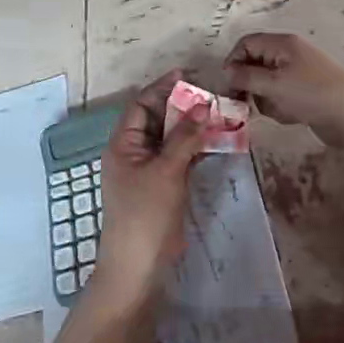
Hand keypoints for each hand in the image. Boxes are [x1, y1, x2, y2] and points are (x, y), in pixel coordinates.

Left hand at [92, 70, 206, 301]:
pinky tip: (218, 139)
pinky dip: (197, 146)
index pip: (142, 105)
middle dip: (183, 106)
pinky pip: (181, 156)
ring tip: (219, 113)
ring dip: (193, 126)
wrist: (139, 266)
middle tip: (211, 95)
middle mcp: (134, 152)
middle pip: (158, 118)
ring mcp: (150, 169)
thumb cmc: (145, 214)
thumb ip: (185, 136)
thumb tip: (203, 105)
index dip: (163, 88)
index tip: (189, 76)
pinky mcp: (165, 184)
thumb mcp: (166, 171)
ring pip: (172, 137)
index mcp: (123, 144)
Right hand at [226, 33, 343, 149]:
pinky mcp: (304, 92)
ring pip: (266, 84)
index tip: (229, 85)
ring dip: (266, 99)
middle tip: (245, 104)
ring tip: (278, 110)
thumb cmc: (310, 95)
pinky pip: (281, 96)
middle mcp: (289, 54)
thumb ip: (246, 77)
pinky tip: (291, 116)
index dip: (234, 61)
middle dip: (250, 85)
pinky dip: (280, 107)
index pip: (247, 43)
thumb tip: (227, 71)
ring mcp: (298, 73)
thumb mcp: (273, 84)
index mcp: (282, 44)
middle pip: (255, 64)